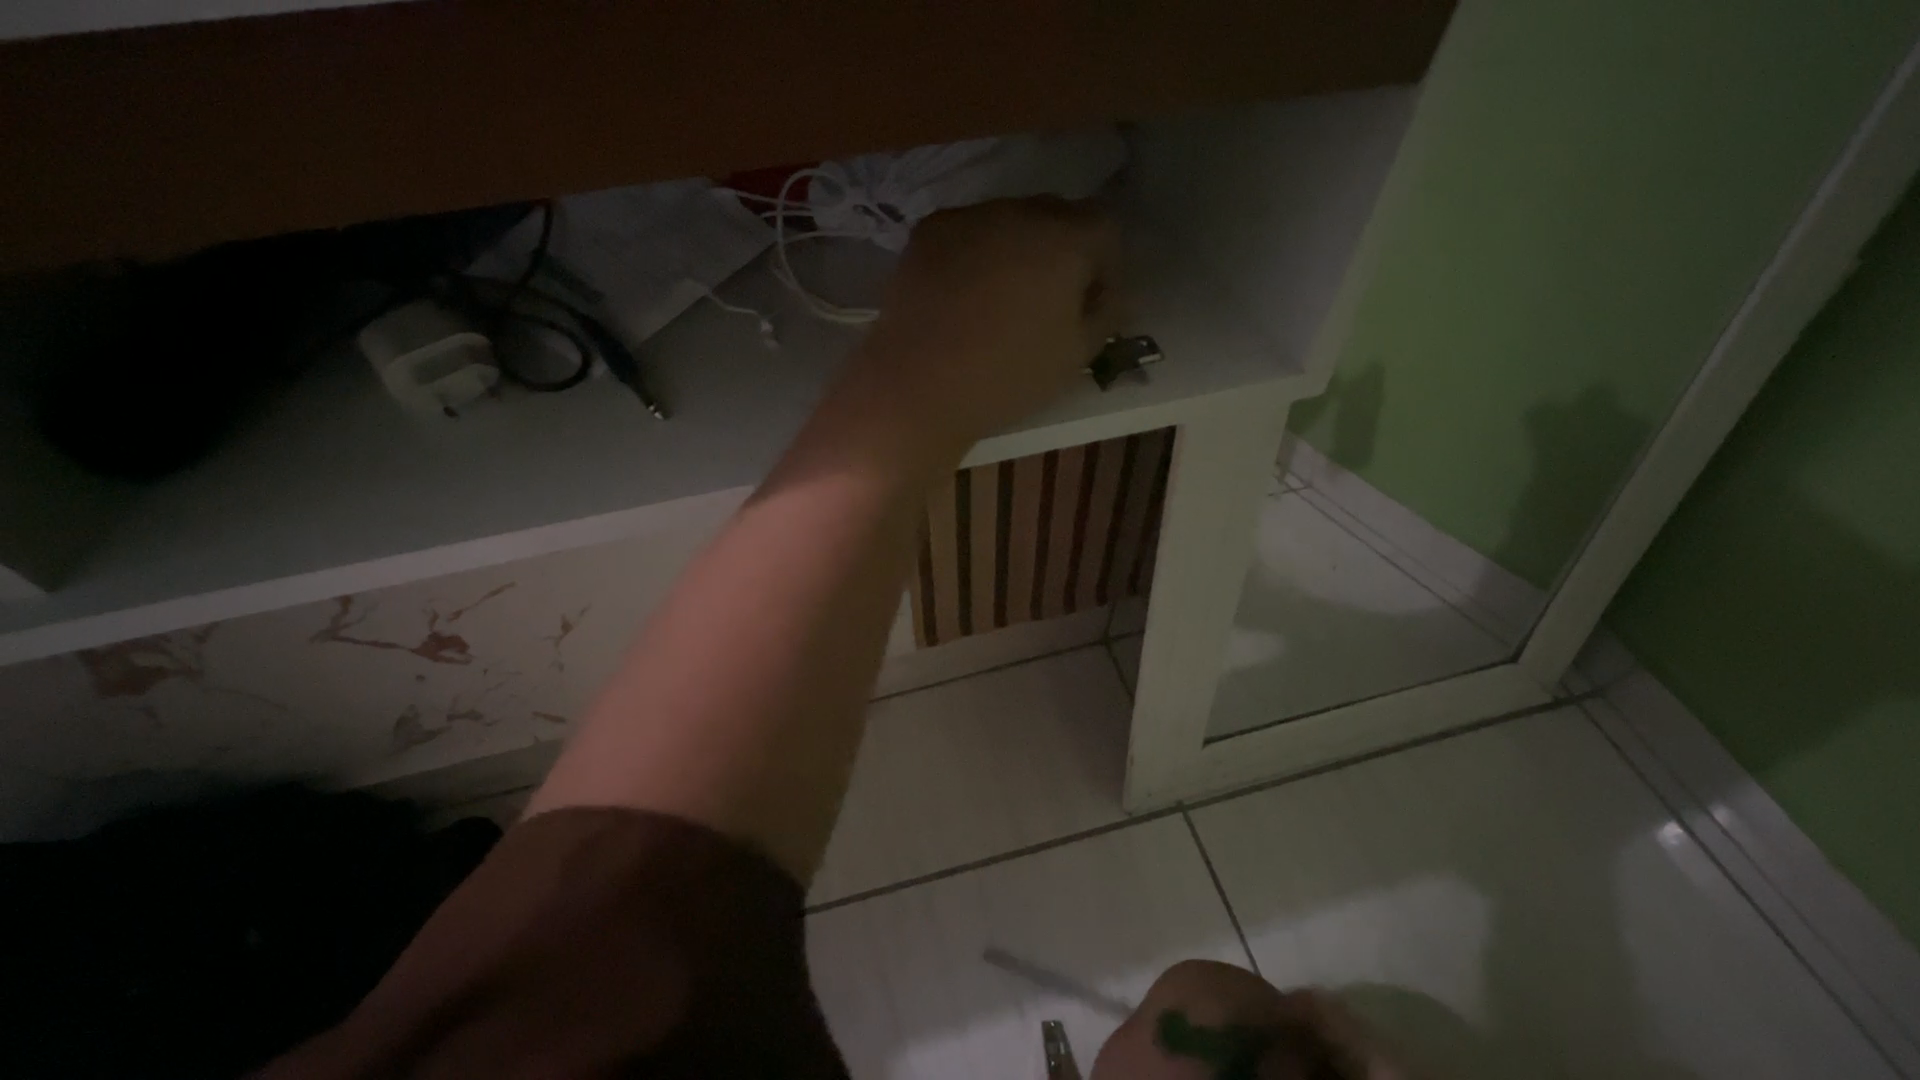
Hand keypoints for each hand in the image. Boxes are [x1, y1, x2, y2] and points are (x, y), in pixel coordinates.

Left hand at [835, 197, 1122, 463]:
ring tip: (1004, 298)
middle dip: (1064, 251)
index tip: (1094, 304)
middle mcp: (1019, 212)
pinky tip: (964, 295)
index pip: (1106, 228)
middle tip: (1052, 300)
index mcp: (1065, 239)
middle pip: (1058, 215)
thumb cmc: (1006, 377)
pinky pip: (968, 232)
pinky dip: (976, 253)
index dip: (1107, 267)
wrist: (916, 386)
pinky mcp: (927, 232)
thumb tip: (1110, 295)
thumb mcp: (1076, 356)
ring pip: (1009, 220)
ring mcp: (968, 217)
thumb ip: (1106, 314)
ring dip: (1018, 249)